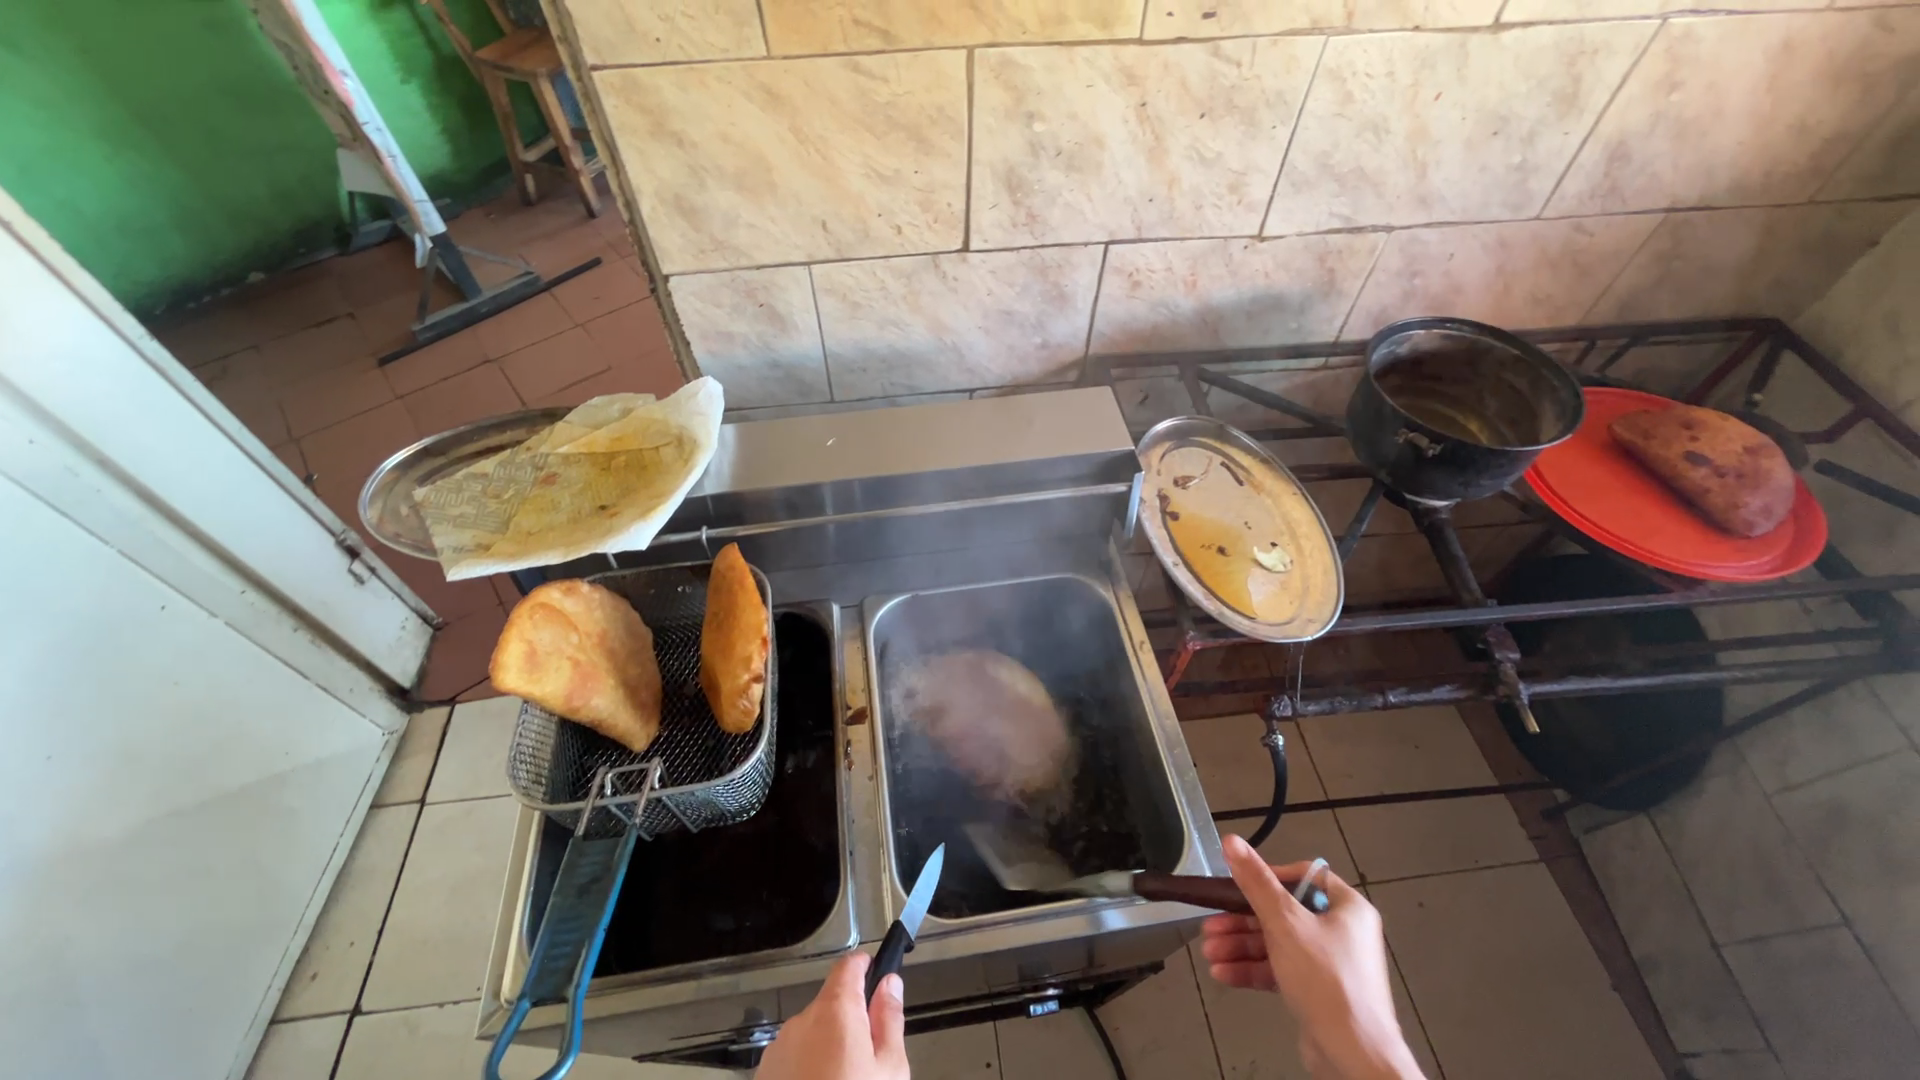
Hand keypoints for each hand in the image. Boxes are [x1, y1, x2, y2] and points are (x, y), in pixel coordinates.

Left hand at [756, 953, 909, 1079]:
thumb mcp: (890, 1069)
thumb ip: (889, 1020)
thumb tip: (890, 983)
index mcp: (835, 1011)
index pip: (848, 967)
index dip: (866, 966)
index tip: (879, 975)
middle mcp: (801, 1022)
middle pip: (831, 1004)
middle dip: (851, 1020)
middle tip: (871, 1057)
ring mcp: (778, 1050)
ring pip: (811, 1034)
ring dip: (827, 1047)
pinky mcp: (764, 1076)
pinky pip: (793, 1058)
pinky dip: (807, 1068)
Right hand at [1200, 835, 1424, 1079]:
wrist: (1354, 1055)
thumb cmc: (1324, 978)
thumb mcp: (1285, 923)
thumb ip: (1255, 882)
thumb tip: (1231, 841)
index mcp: (1346, 907)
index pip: (1303, 876)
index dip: (1268, 877)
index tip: (1238, 886)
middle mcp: (1341, 931)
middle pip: (1282, 913)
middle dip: (1242, 921)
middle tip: (1210, 925)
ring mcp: (1330, 964)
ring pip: (1277, 943)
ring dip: (1241, 946)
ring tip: (1209, 952)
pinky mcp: (1318, 991)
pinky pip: (1281, 970)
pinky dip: (1253, 969)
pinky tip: (1223, 973)